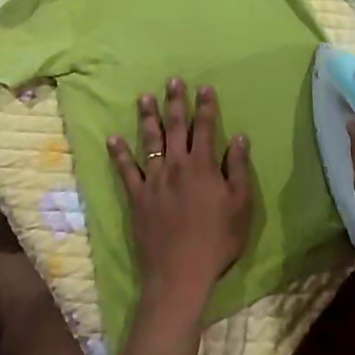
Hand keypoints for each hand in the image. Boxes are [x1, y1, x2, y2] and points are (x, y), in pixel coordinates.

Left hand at [110, 80, 253, 298]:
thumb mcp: (240, 205)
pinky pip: (126, 171)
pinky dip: (119, 154)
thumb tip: (240, 137)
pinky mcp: (137, 199)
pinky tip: (113, 139)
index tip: (204, 87)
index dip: (206, 106)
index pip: (205, 128)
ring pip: (150, 142)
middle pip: (176, 128)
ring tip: (144, 97)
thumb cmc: (218, 240)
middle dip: (175, 103)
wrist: (180, 274)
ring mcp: (154, 181)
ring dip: (148, 118)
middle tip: (172, 80)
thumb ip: (238, 169)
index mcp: (203, 167)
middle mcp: (177, 167)